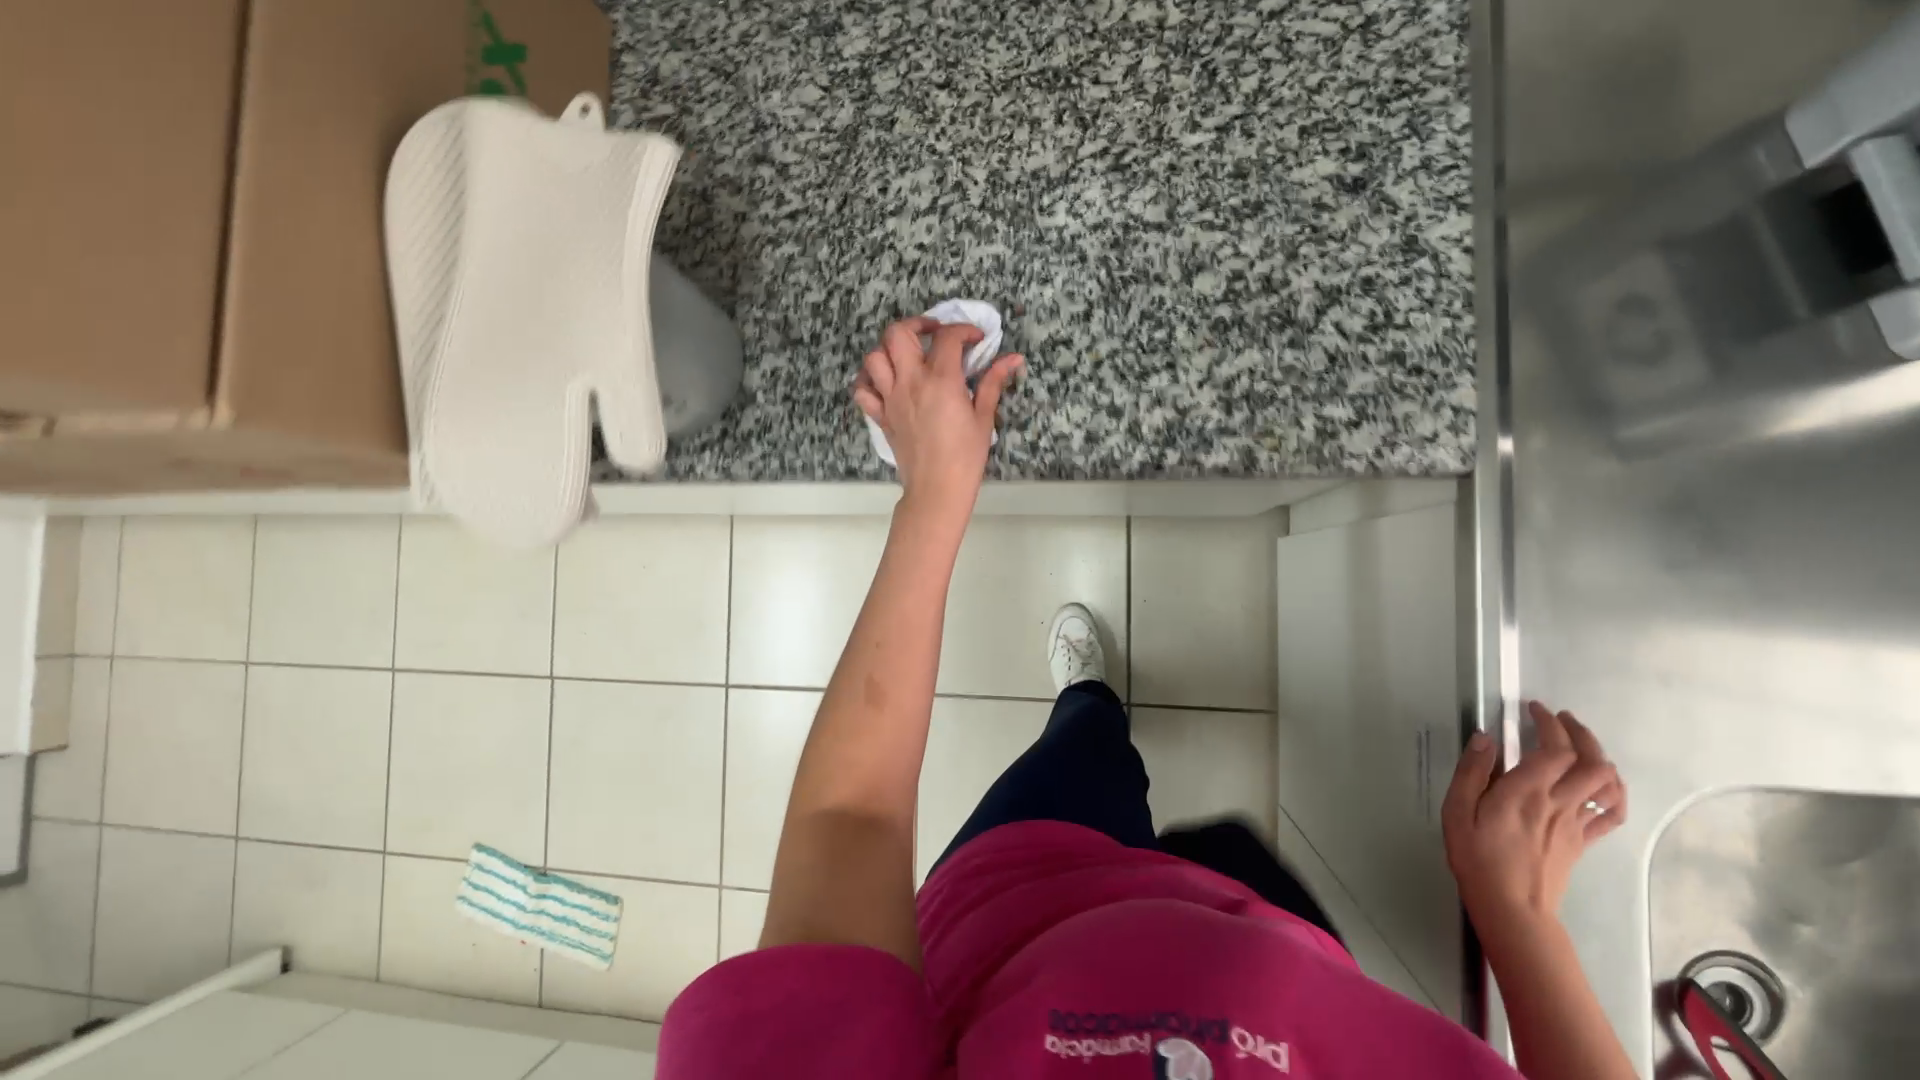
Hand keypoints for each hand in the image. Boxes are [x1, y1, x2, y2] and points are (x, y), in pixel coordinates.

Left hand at [853, 316, 1022, 518]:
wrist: (937, 488)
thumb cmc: (965, 457)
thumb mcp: (984, 417)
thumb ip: (993, 382)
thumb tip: (1013, 359)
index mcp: (941, 380)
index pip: (947, 336)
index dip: (963, 330)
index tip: (975, 339)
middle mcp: (911, 382)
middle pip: (898, 333)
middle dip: (917, 324)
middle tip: (934, 333)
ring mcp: (891, 398)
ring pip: (875, 356)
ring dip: (890, 349)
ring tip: (909, 355)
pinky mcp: (881, 415)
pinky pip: (863, 389)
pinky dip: (869, 379)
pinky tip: (885, 380)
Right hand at [1442, 701, 1626, 923]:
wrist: (1512, 908)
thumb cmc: (1477, 858)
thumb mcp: (1457, 812)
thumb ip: (1471, 773)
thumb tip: (1485, 738)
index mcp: (1526, 793)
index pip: (1554, 748)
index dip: (1549, 723)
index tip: (1534, 710)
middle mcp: (1559, 803)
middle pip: (1590, 761)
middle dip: (1580, 733)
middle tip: (1561, 719)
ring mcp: (1576, 823)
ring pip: (1607, 783)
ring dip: (1599, 757)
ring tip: (1580, 745)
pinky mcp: (1583, 840)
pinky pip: (1612, 813)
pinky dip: (1615, 792)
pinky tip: (1604, 784)